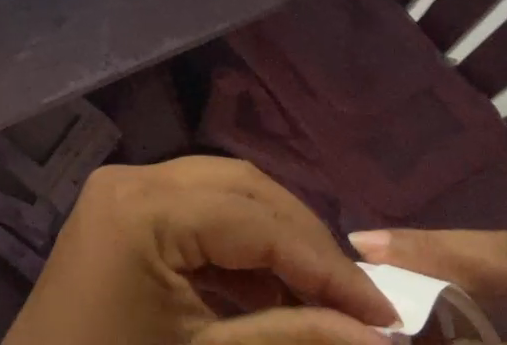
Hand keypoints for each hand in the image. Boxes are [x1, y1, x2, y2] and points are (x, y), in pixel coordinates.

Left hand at [4, 157, 397, 344]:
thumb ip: (292, 337)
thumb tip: (379, 333)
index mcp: (144, 208)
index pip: (256, 220)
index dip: (327, 267)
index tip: (388, 314)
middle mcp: (131, 178)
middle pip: (240, 188)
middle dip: (303, 239)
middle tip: (358, 300)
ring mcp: (119, 191)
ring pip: (218, 194)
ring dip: (272, 240)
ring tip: (323, 299)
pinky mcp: (118, 214)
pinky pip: (191, 214)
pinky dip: (235, 248)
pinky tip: (271, 293)